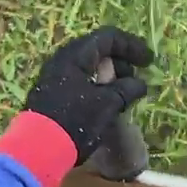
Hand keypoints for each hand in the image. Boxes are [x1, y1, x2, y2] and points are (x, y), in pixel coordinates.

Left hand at [23, 27, 155, 162]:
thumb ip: (127, 89)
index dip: (132, 46)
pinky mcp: (49, 92)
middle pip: (97, 49)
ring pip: (87, 65)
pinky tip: (103, 103)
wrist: (37, 149)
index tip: (148, 62)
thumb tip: (139, 84)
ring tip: (121, 95)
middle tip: (133, 80)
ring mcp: (53, 75)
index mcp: (76, 55)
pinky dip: (95, 84)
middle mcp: (62, 59)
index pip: (109, 37)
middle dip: (120, 61)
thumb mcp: (108, 104)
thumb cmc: (75, 121)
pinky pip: (78, 78)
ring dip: (108, 75)